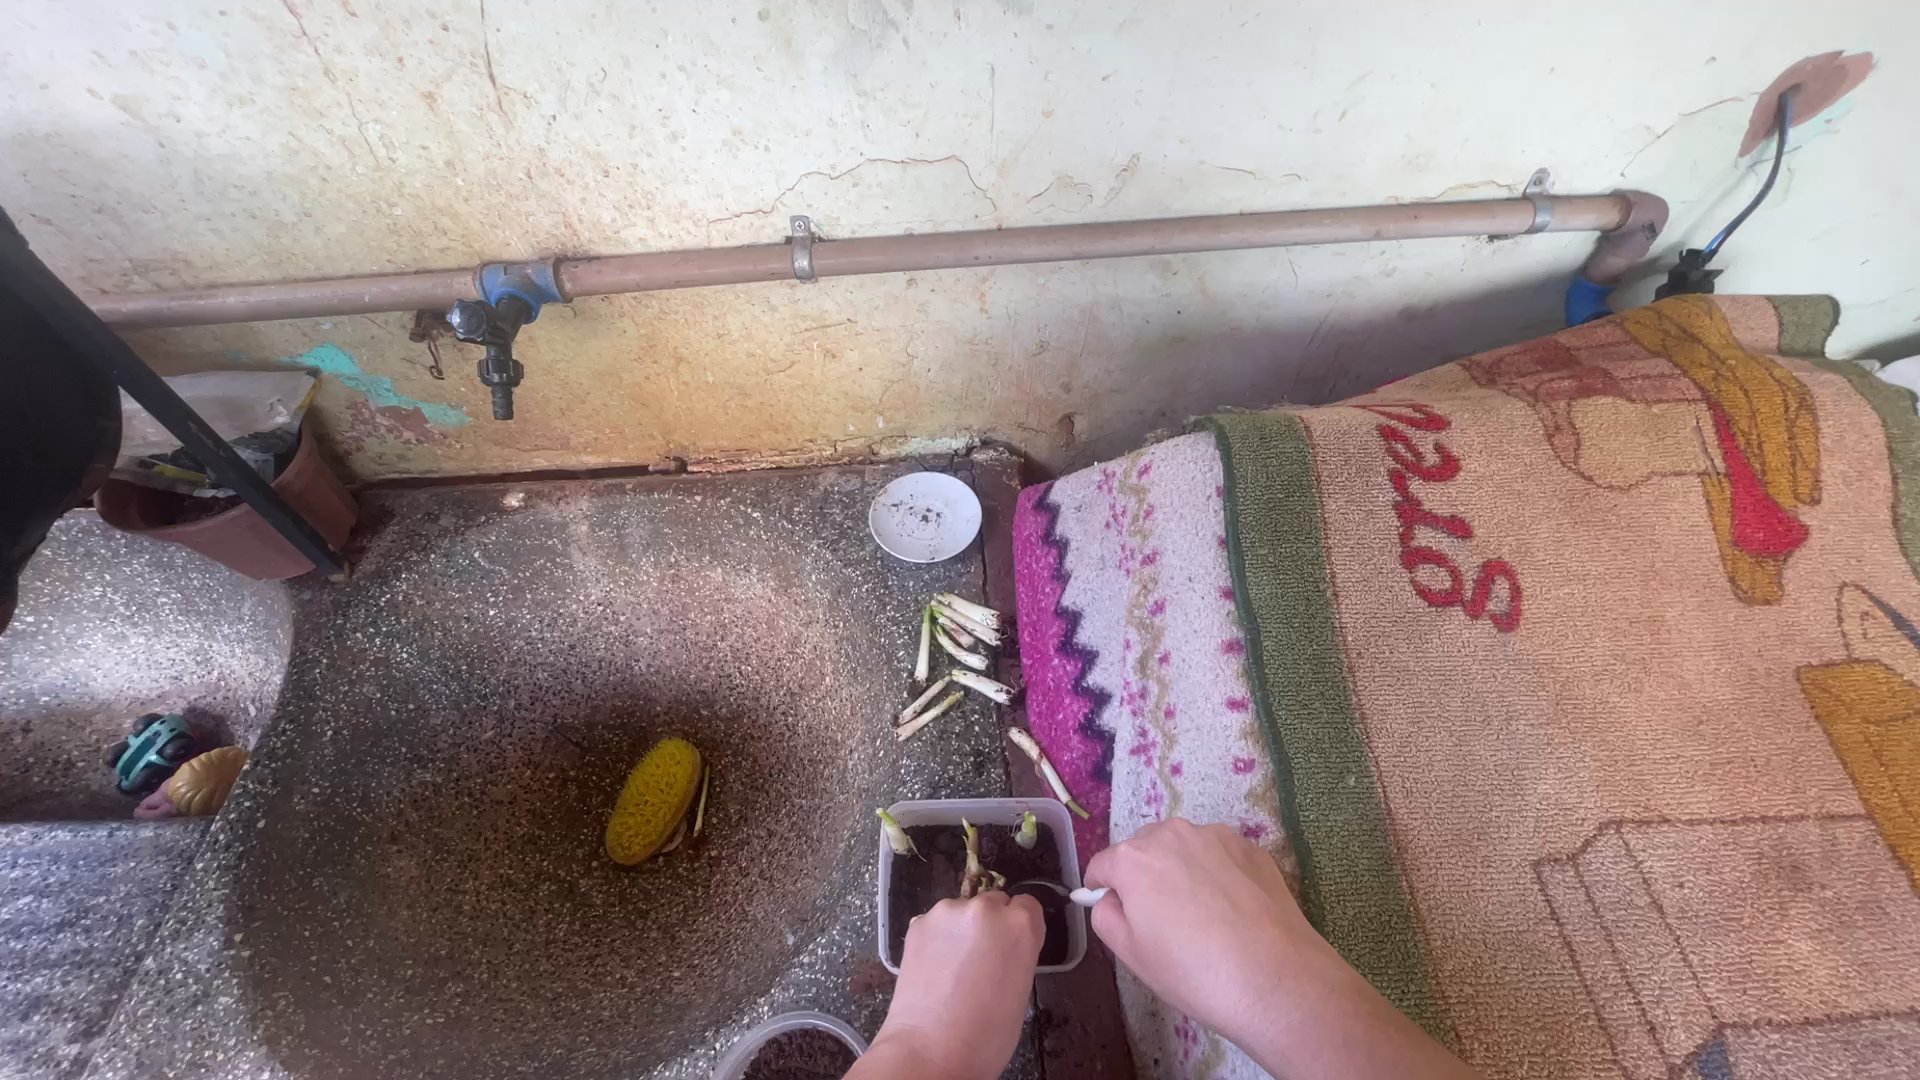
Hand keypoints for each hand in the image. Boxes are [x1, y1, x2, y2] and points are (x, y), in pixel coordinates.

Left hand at [849, 892, 1043, 1079]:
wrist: (930, 1053)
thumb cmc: (986, 1036)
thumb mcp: (1021, 991)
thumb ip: (1017, 953)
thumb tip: (1005, 946)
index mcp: (1019, 925)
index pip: (1028, 905)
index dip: (1021, 926)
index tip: (1012, 945)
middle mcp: (985, 908)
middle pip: (994, 902)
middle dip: (991, 924)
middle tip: (981, 959)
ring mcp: (948, 911)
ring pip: (963, 911)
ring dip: (962, 929)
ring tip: (953, 967)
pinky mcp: (919, 921)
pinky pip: (936, 922)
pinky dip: (937, 938)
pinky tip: (933, 968)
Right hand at [1084, 818, 1308, 1045]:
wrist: (1278, 981)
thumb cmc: (1195, 972)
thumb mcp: (1131, 956)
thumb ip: (1105, 915)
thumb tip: (1110, 898)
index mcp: (1133, 858)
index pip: (1102, 865)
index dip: (1104, 890)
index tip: (1119, 913)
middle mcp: (1169, 834)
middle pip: (1142, 851)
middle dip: (1145, 877)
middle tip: (1166, 920)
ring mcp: (1213, 836)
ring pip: (1182, 849)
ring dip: (1182, 870)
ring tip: (1206, 915)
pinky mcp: (1248, 846)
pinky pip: (1218, 854)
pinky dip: (1217, 873)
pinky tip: (1234, 910)